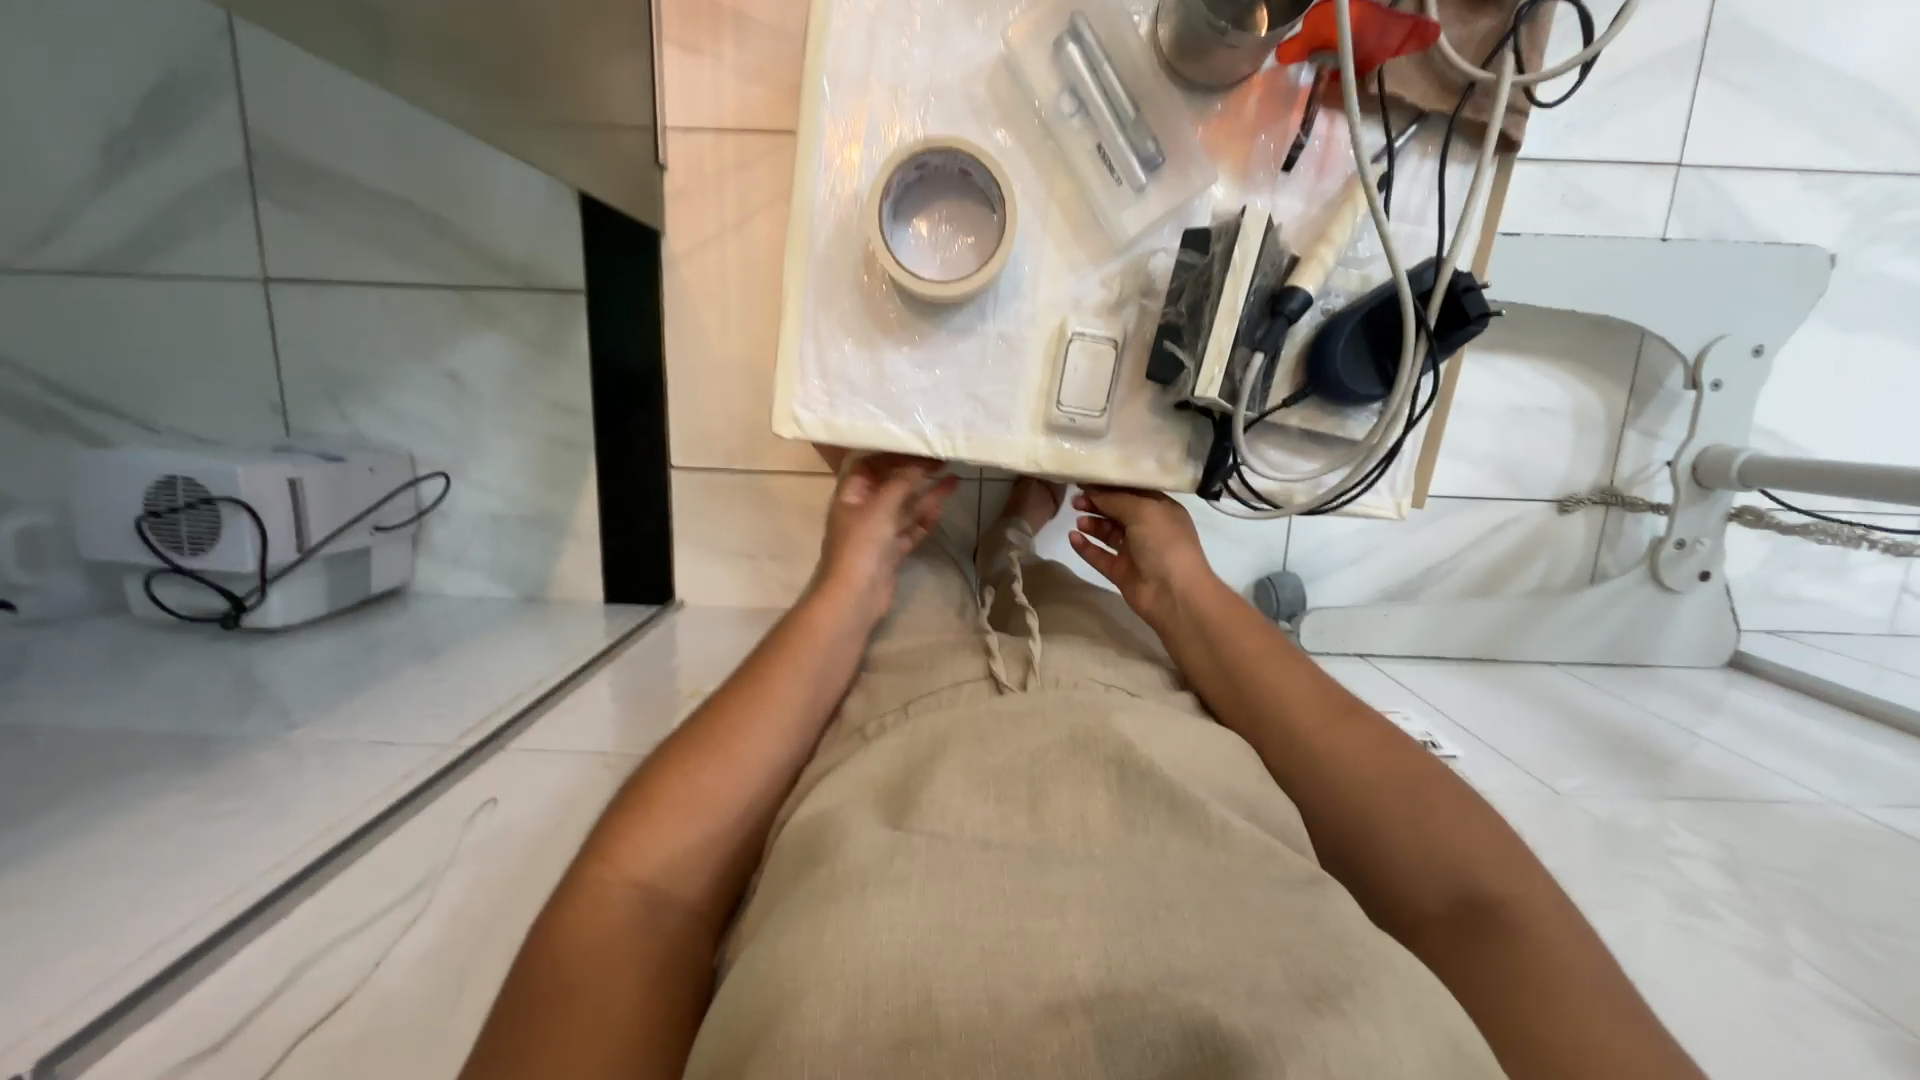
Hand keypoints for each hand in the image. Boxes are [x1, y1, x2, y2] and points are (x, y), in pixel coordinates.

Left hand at [811, 454, 959, 624]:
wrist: (854, 598)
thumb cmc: (861, 546)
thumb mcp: (880, 507)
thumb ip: (901, 482)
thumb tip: (920, 463)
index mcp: (851, 495)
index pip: (870, 465)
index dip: (891, 454)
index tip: (917, 445)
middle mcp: (863, 511)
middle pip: (891, 485)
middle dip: (915, 473)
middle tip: (943, 459)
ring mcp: (878, 533)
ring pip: (905, 508)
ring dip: (927, 494)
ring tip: (954, 479)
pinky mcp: (891, 552)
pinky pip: (911, 530)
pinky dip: (925, 520)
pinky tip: (942, 508)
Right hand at [1068, 486, 1219, 629]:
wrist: (1174, 593)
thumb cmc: (1164, 543)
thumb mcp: (1142, 510)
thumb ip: (1115, 499)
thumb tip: (1091, 489)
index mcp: (1160, 509)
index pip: (1132, 492)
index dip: (1109, 486)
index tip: (1085, 479)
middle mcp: (1148, 528)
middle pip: (1117, 511)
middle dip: (1097, 504)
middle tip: (1076, 500)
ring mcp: (1134, 552)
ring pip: (1108, 533)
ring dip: (1093, 524)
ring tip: (1078, 521)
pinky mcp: (1121, 572)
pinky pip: (1100, 556)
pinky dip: (1086, 547)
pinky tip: (1073, 538)